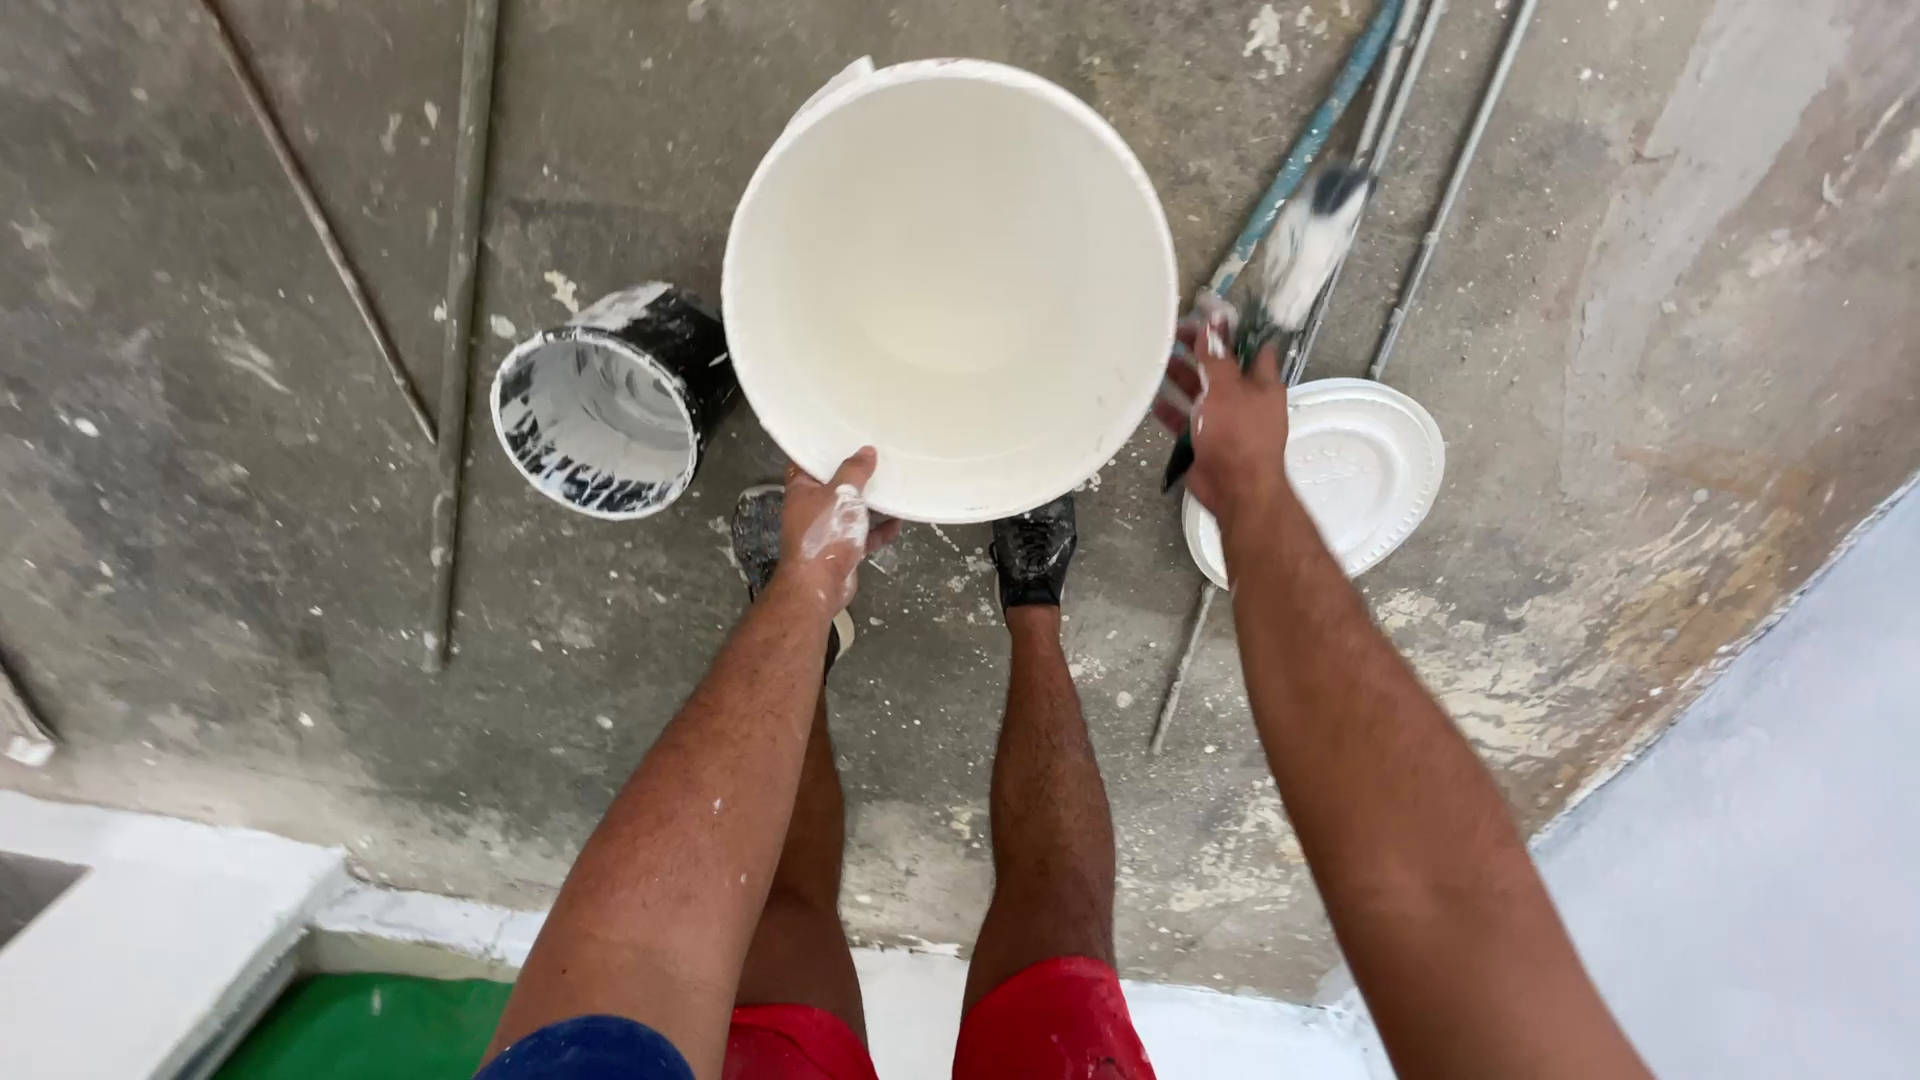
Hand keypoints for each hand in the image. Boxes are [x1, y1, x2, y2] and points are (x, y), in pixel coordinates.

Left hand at [772, 446, 902, 614]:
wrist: (819, 585)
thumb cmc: (824, 533)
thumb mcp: (841, 494)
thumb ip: (854, 471)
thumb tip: (867, 451)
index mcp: (802, 490)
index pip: (807, 463)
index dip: (822, 450)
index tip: (842, 437)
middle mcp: (811, 509)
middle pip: (833, 486)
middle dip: (854, 475)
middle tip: (876, 458)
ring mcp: (827, 531)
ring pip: (851, 512)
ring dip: (870, 503)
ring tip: (892, 485)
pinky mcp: (842, 550)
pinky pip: (864, 536)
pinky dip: (879, 530)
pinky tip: (898, 522)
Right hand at [1154, 306, 1294, 535]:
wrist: (1235, 489)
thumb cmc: (1237, 434)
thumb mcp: (1226, 389)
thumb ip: (1216, 357)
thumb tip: (1212, 324)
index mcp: (1261, 384)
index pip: (1250, 347)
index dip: (1230, 331)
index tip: (1206, 317)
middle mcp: (1245, 401)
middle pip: (1220, 369)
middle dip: (1198, 352)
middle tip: (1174, 335)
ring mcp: (1225, 423)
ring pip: (1200, 394)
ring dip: (1181, 378)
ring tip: (1158, 361)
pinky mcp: (1206, 442)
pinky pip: (1186, 422)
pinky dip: (1172, 412)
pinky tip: (1155, 401)